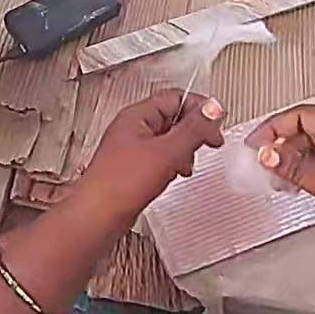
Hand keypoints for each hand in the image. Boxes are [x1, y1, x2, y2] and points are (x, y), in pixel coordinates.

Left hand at [76, 90, 224, 217]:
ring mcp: (132, 148)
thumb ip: (192, 129)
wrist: (98, 215)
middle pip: (172, 117)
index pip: (174, 98)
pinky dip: (173, 163)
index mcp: (137, 116)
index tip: (215, 123)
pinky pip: (160, 157)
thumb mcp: (166, 151)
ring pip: (168, 139)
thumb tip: (211, 109)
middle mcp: (132, 128)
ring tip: (187, 162)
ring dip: (184, 149)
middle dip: (192, 130)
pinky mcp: (133, 167)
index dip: (199, 107)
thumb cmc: (119, 183)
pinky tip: (176, 174)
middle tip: (208, 141)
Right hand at [246, 106, 314, 274]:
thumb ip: (298, 169)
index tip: (256, 147)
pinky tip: (302, 186)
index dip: (276, 129)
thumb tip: (269, 153)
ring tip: (280, 180)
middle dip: (284, 146)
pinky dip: (314, 172)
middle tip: (264, 166)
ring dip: (297, 161)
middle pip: (313, 129)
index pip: (307, 115)